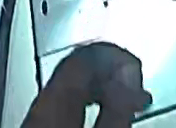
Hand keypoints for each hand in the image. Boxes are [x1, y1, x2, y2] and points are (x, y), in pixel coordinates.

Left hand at [25, 42, 150, 127]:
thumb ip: (116, 109)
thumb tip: (128, 74)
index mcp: (56, 97)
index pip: (84, 57)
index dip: (113, 54)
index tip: (137, 67)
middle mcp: (43, 101)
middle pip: (76, 69)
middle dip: (109, 70)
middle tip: (136, 84)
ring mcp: (39, 116)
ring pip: (71, 87)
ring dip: (101, 89)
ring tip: (127, 102)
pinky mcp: (41, 127)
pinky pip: (65, 104)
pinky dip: (89, 104)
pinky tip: (103, 118)